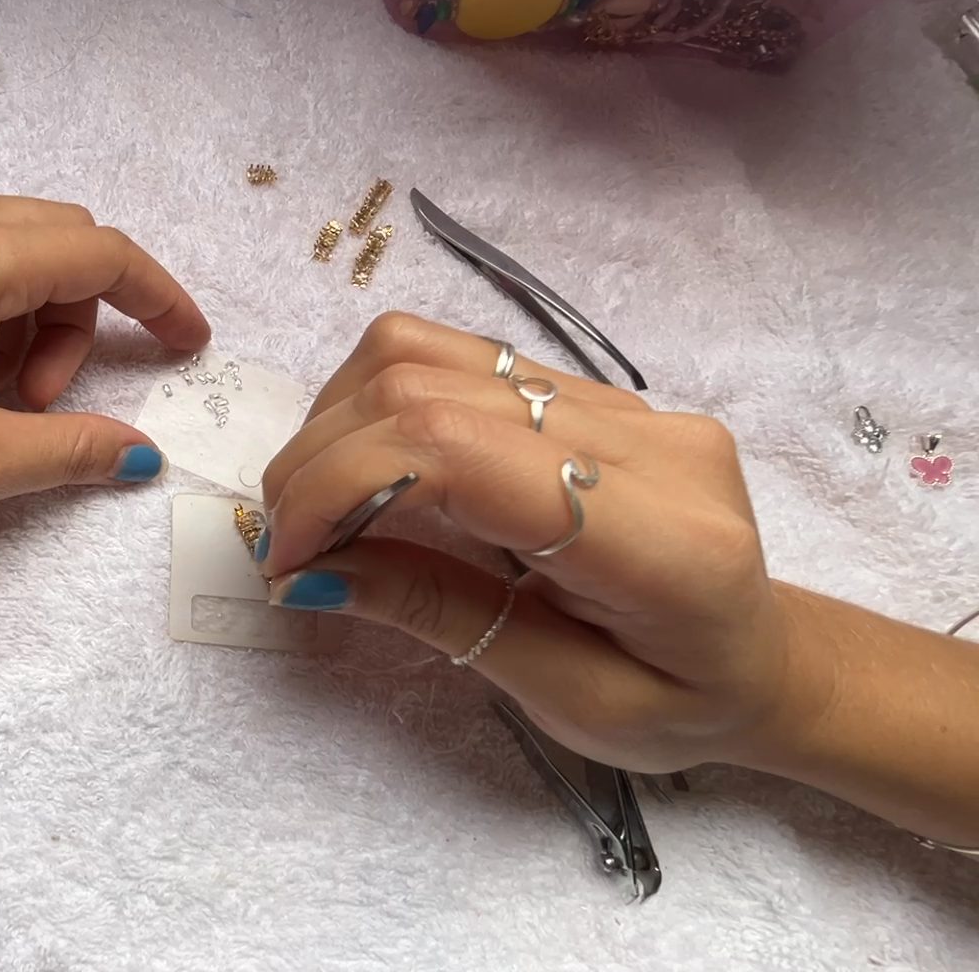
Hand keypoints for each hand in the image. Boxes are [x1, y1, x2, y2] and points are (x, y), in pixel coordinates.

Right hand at [258, 312, 817, 774]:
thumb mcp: (561, 695)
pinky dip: (362, 400)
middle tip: (285, 541)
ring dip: (330, 424)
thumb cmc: (677, 698)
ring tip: (316, 497)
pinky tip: (360, 457)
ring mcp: (604, 394)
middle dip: (315, 465)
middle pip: (415, 392)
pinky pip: (433, 353)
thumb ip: (434, 615)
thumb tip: (307, 573)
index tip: (286, 556)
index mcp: (660, 539)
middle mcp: (637, 438)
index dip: (338, 486)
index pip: (452, 452)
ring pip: (411, 353)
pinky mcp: (568, 382)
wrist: (765, 652)